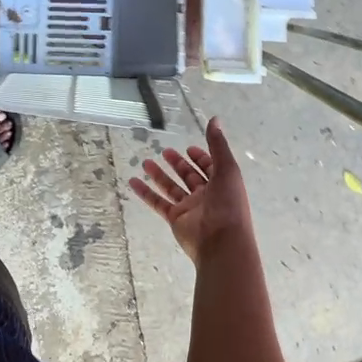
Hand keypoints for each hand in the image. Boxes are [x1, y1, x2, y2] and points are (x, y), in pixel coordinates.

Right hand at [128, 118, 253, 266]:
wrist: (222, 242)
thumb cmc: (228, 204)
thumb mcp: (227, 169)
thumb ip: (218, 144)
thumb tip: (215, 118)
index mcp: (222, 183)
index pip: (210, 167)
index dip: (201, 157)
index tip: (189, 148)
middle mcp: (206, 195)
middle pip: (189, 176)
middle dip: (178, 164)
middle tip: (165, 151)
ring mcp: (190, 208)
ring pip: (172, 188)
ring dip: (159, 175)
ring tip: (145, 161)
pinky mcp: (176, 218)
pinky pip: (158, 203)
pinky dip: (146, 192)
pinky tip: (133, 181)